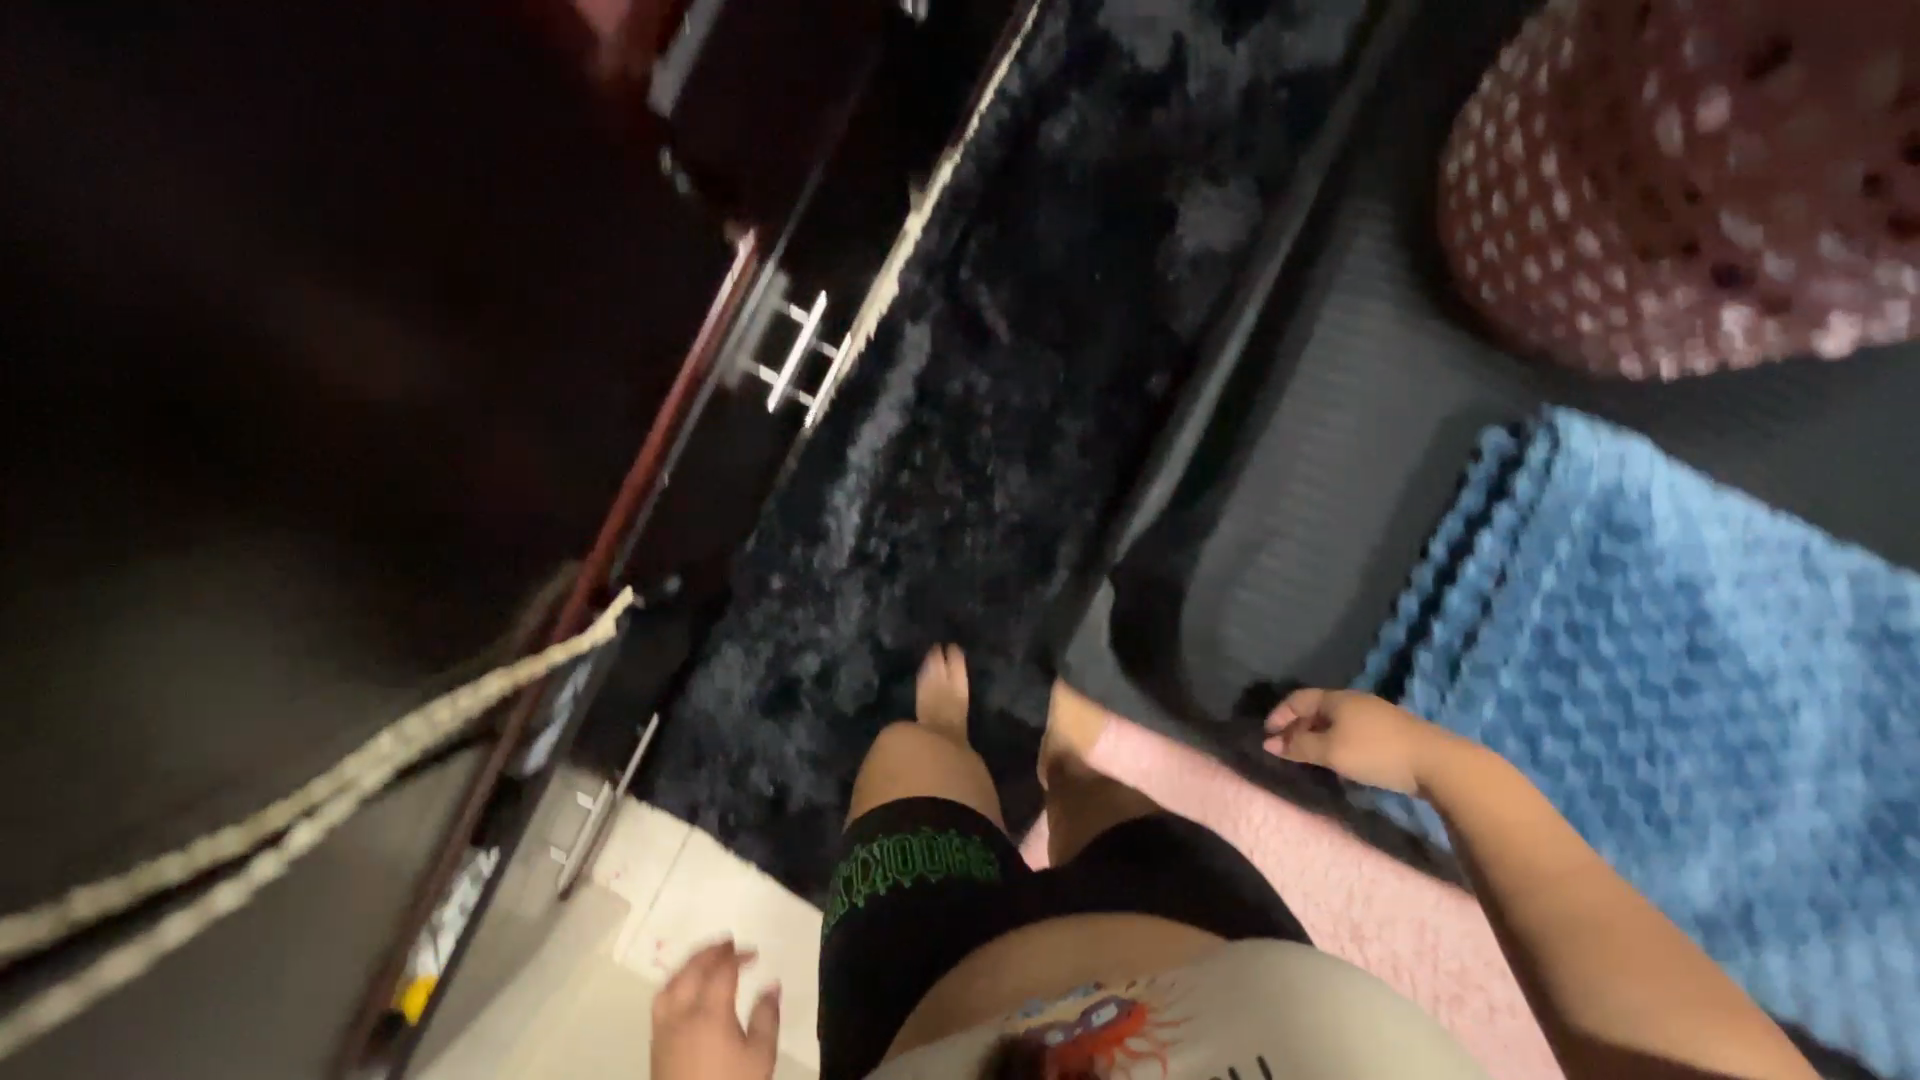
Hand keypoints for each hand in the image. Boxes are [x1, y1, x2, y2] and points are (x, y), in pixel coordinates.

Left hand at [651, 939, 780, 1079]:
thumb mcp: (761, 1056)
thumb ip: (767, 1017)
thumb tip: (771, 985)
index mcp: (710, 1012)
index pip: (723, 970)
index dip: (739, 955)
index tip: (754, 953)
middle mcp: (682, 1014)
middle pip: (691, 970)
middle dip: (710, 951)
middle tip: (728, 943)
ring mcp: (664, 1030)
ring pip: (670, 984)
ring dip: (688, 965)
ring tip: (704, 961)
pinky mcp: (655, 1047)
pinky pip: (661, 1002)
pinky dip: (675, 984)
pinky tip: (685, 992)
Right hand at [1262, 688, 1464, 794]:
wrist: (1436, 762)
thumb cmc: (1375, 752)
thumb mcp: (1330, 752)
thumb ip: (1299, 747)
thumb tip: (1269, 744)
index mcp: (1336, 699)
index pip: (1298, 699)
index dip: (1279, 715)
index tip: (1267, 735)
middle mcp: (1354, 700)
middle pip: (1316, 708)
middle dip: (1296, 726)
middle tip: (1285, 747)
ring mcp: (1375, 714)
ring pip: (1334, 720)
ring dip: (1316, 734)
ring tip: (1308, 754)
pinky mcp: (1390, 730)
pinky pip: (1350, 729)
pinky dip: (1335, 739)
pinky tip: (1338, 756)